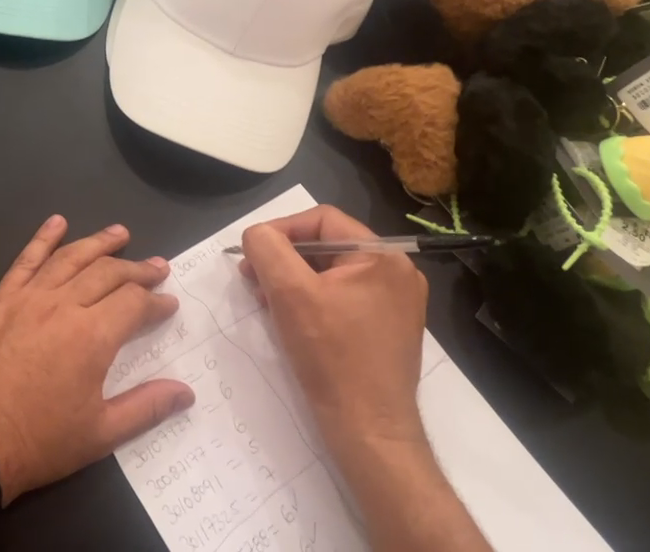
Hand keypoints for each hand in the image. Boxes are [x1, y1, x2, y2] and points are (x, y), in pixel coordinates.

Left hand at [0, 216, 195, 504]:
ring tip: (120, 233)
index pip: (133, 303)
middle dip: (136, 268)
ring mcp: (29, 296)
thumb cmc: (37, 439)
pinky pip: (27, 258)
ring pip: (70, 257)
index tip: (169, 303)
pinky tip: (57, 222)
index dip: (155, 301)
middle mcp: (63, 304)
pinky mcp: (1, 296)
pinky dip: (44, 237)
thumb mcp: (100, 435)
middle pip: (107, 273)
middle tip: (157, 266)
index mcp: (92, 335)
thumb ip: (146, 408)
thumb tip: (186, 391)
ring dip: (98, 243)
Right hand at [238, 207, 428, 458]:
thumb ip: (266, 248)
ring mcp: (396, 304)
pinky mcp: (387, 330)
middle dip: (283, 259)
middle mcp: (397, 273)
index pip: (321, 219)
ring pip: (330, 273)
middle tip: (253, 280)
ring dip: (293, 281)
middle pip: (325, 245)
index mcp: (383, 256)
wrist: (368, 430)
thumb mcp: (288, 292)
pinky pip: (341, 298)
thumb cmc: (331, 356)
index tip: (251, 256)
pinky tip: (291, 321)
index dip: (280, 231)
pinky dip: (311, 302)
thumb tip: (256, 236)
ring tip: (267, 302)